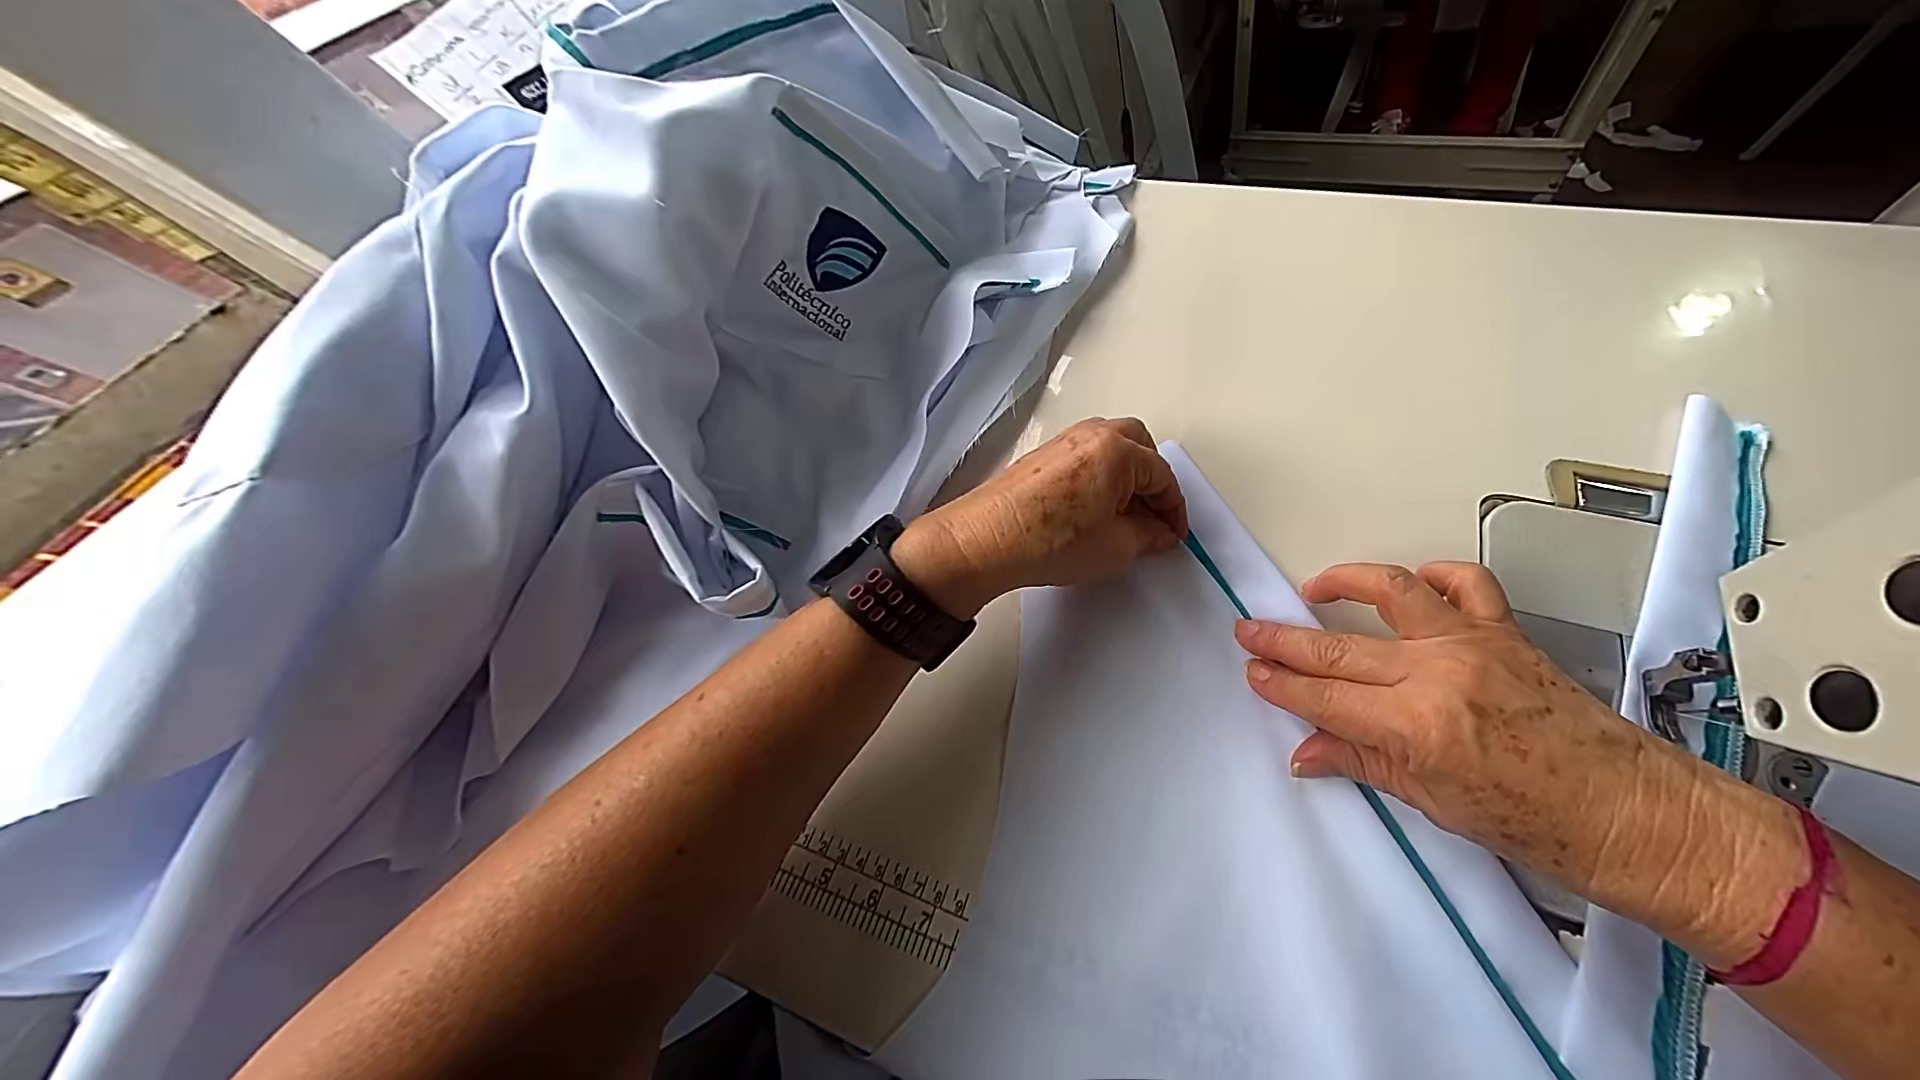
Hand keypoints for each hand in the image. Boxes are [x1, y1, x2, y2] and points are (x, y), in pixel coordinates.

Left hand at [891, 417, 1186, 618]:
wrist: (984, 541)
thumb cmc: (1041, 539)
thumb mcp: (1115, 547)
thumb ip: (1147, 537)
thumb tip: (1156, 533)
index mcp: (1117, 450)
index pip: (1162, 475)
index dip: (1174, 509)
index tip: (1174, 532)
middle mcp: (1090, 437)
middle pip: (1139, 449)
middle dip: (1152, 482)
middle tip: (1152, 518)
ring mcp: (1061, 444)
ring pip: (1110, 449)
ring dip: (1124, 477)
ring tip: (1121, 518)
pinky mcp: (1040, 457)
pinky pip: (1083, 458)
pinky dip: (1098, 478)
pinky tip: (1091, 511)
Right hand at [1235, 561, 1805, 966]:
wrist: (1638, 818)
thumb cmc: (1545, 825)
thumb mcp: (1431, 802)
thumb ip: (1360, 760)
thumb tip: (1305, 750)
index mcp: (1417, 726)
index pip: (1323, 696)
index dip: (1280, 683)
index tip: (1255, 672)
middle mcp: (1440, 674)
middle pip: (1337, 647)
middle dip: (1283, 639)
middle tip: (1251, 631)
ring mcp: (1475, 646)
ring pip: (1393, 591)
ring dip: (1344, 583)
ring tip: (1312, 589)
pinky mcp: (1508, 633)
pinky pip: (1467, 583)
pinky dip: (1435, 574)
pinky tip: (1412, 582)